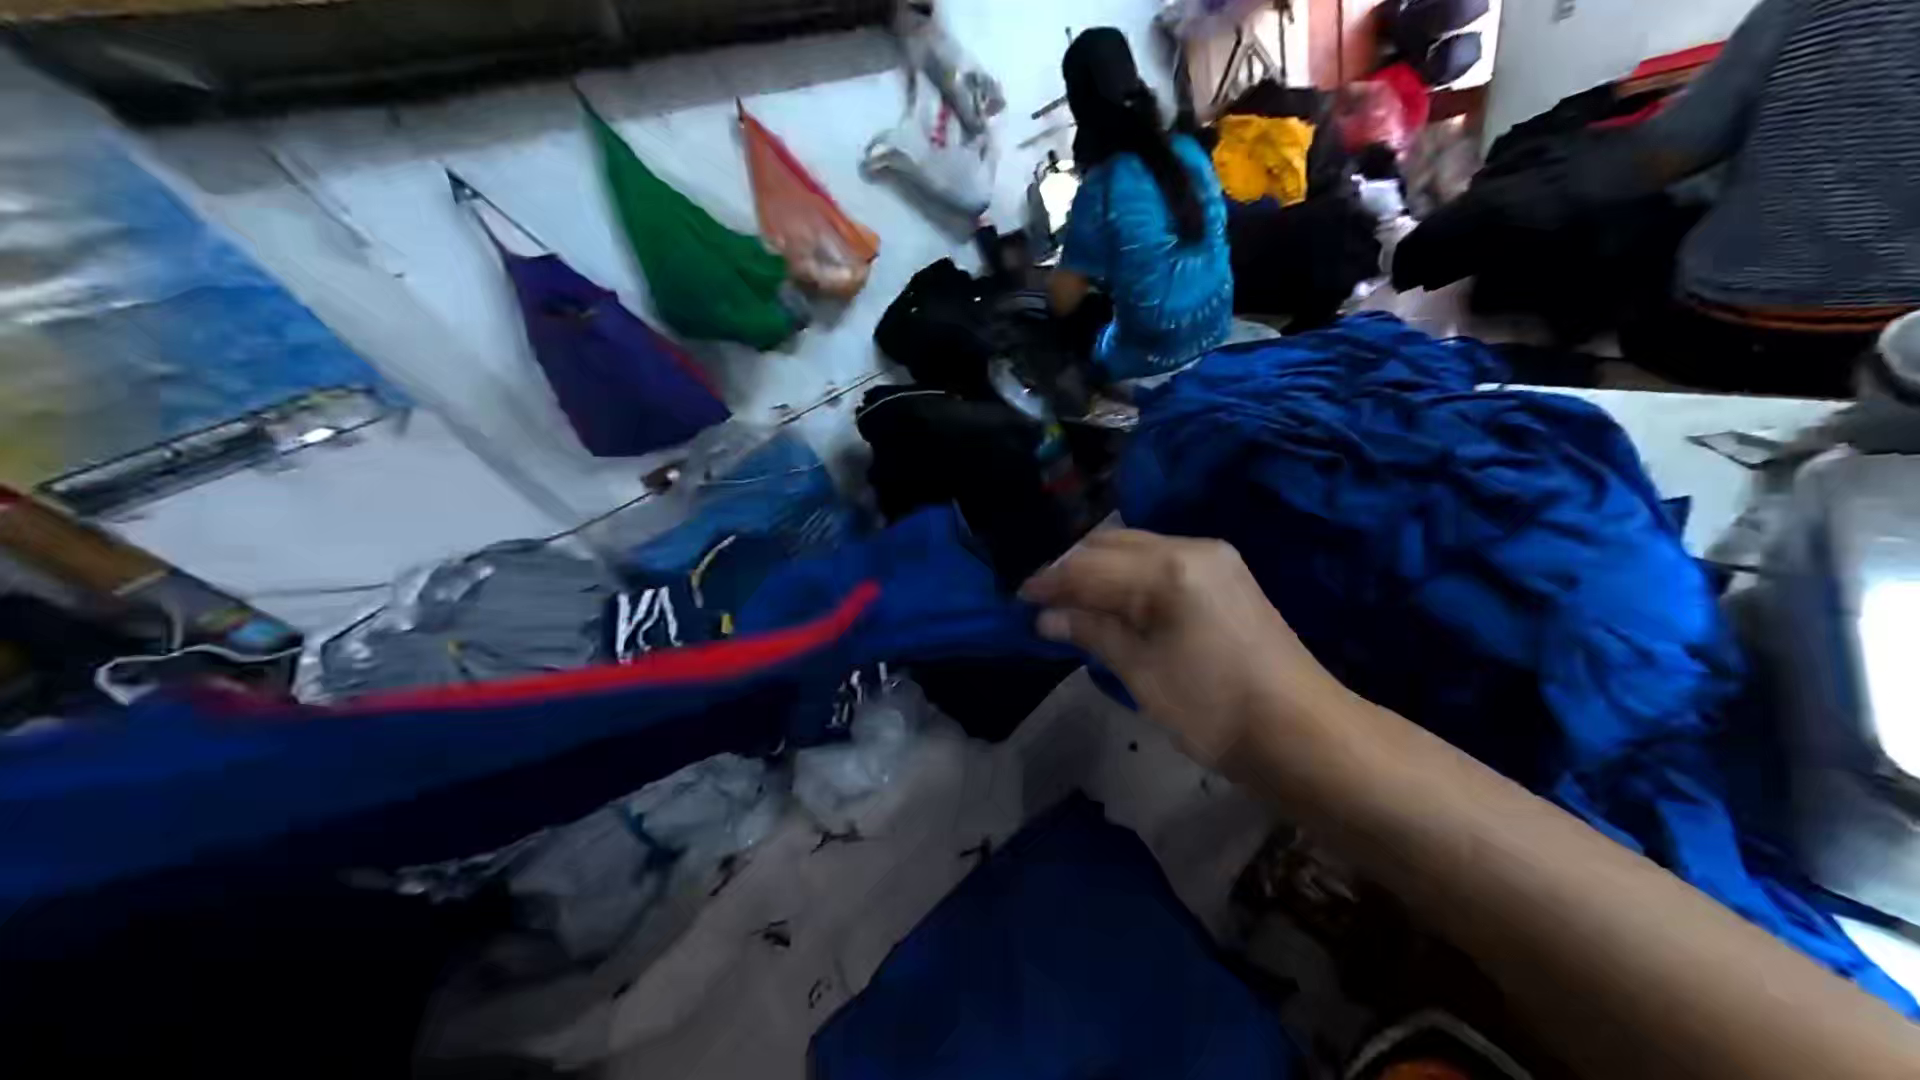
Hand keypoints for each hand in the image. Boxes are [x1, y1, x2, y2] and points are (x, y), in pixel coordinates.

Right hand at [1019, 529, 1344, 762]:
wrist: (1302, 733)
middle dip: (1073, 568)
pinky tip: (1113, 597)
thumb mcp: (1142, 673)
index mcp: (1169, 571)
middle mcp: (1192, 548)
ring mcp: (1213, 557)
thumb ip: (1093, 632)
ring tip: (1070, 598)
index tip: (1018, 596)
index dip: (1051, 581)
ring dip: (1100, 568)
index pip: (1091, 566)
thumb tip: (1046, 617)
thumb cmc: (1214, 710)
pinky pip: (1160, 560)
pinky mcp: (1225, 573)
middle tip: (1042, 598)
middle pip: (1112, 543)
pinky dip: (1129, 574)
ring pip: (1136, 547)